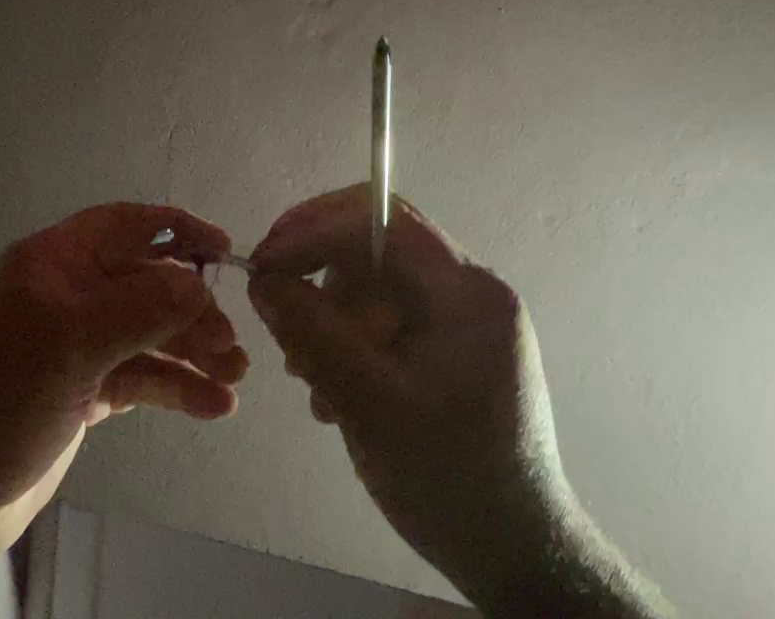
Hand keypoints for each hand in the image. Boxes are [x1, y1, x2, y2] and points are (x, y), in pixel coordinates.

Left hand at [0, 203, 249, 556]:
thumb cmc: (5, 400)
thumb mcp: (73, 343)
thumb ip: (142, 307)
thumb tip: (199, 287)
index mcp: (54, 263)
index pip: (123, 225)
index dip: (175, 229)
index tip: (223, 247)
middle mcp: (67, 295)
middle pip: (145, 283)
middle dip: (191, 310)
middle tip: (230, 346)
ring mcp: (76, 344)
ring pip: (148, 332)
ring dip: (192, 352)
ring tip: (233, 379)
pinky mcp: (84, 388)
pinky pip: (140, 375)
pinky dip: (175, 386)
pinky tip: (213, 406)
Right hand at [246, 186, 570, 602]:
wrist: (513, 553)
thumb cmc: (449, 480)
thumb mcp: (369, 404)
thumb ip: (312, 333)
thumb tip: (260, 278)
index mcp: (467, 292)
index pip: (381, 220)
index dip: (312, 231)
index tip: (261, 266)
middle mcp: (469, 290)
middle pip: (376, 240)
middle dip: (314, 263)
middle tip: (270, 294)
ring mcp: (460, 318)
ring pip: (371, 278)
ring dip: (325, 307)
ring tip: (302, 367)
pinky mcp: (447, 345)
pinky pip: (381, 314)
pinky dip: (344, 336)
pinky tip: (329, 388)